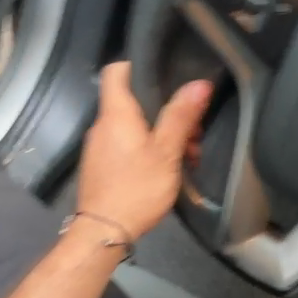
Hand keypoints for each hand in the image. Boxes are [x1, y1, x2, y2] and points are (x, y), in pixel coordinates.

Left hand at [74, 61, 212, 240]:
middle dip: (165, 112)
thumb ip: (180, 117)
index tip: (164, 76)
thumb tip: (199, 84)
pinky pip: (125, 147)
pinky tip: (165, 171)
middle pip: (133, 102)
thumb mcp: (166, 153)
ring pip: (132, 128)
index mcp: (116, 113)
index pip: (117, 71)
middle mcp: (102, 125)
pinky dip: (145, 151)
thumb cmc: (136, 189)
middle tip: (191, 133)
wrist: (103, 232)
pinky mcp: (100, 167)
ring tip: (185, 157)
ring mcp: (98, 148)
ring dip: (159, 136)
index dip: (138, 65)